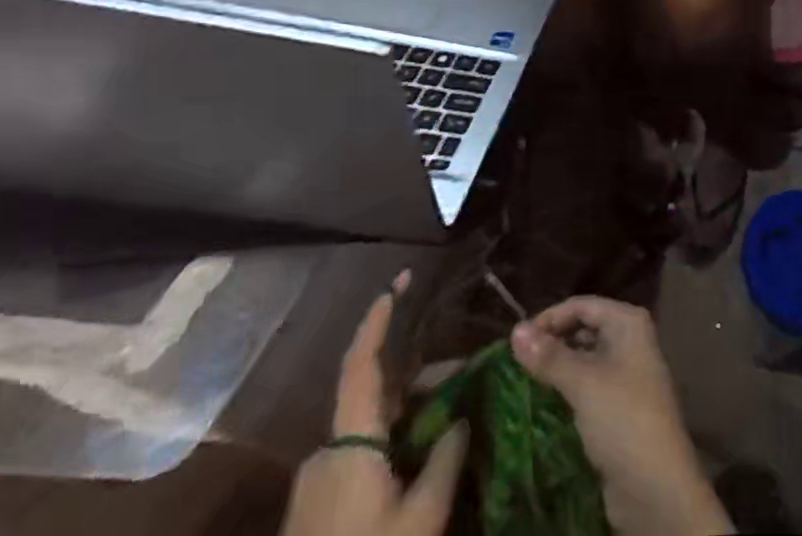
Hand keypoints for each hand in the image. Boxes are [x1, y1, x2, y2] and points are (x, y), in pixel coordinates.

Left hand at [280, 271, 468, 535]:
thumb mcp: (423, 513)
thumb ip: (447, 457)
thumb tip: (462, 416)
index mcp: (351, 445)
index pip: (361, 372)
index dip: (376, 327)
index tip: (393, 288)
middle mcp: (330, 449)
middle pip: (383, 394)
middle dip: (429, 374)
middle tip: (476, 371)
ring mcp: (324, 471)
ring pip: (381, 420)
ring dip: (423, 406)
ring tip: (467, 410)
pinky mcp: (326, 489)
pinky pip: (372, 441)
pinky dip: (408, 428)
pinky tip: (437, 439)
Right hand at [511, 297, 731, 535]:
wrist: (653, 477)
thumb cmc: (622, 418)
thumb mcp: (584, 383)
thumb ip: (550, 356)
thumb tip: (516, 329)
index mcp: (630, 323)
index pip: (584, 305)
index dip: (549, 317)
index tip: (511, 342)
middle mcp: (630, 339)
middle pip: (584, 327)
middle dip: (549, 339)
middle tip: (508, 363)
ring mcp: (625, 370)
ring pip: (583, 356)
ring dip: (553, 364)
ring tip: (515, 380)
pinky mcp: (616, 400)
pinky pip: (585, 381)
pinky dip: (562, 385)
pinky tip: (537, 399)